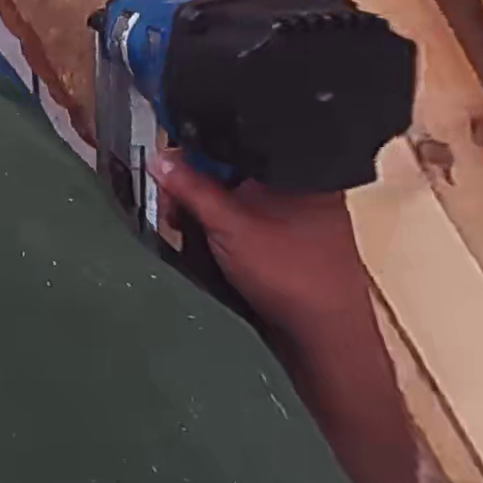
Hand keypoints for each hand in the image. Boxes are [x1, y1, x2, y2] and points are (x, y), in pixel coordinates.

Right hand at [148, 149, 372, 337]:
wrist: (323, 338)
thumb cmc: (288, 272)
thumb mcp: (227, 224)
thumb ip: (191, 187)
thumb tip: (159, 157)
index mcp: (298, 173)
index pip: (238, 144)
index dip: (199, 151)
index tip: (169, 166)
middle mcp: (299, 189)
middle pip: (230, 171)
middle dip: (193, 186)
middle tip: (173, 206)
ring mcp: (292, 217)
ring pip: (231, 196)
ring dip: (200, 208)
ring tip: (182, 226)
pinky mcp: (283, 241)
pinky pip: (239, 218)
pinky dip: (215, 225)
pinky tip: (199, 239)